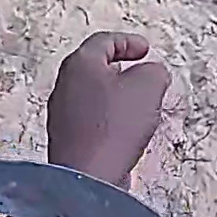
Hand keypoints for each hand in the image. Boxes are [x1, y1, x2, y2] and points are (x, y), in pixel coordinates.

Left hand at [46, 32, 169, 184]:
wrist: (88, 175)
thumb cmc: (113, 128)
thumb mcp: (149, 85)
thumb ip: (154, 70)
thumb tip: (152, 74)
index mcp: (79, 64)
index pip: (104, 41)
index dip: (129, 42)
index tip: (144, 50)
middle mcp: (64, 87)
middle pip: (94, 69)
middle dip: (120, 70)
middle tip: (140, 75)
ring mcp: (61, 115)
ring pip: (92, 96)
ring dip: (115, 97)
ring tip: (136, 106)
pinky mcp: (66, 139)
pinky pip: (90, 121)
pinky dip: (107, 119)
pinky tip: (123, 132)